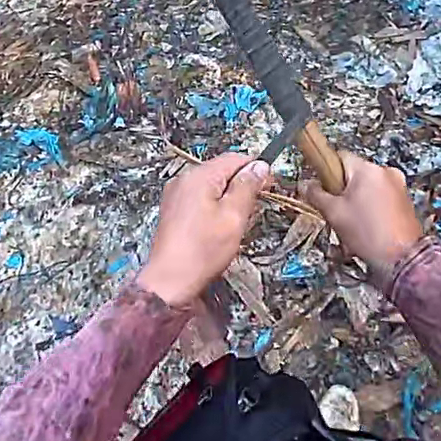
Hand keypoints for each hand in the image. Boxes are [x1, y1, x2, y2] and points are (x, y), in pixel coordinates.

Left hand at [137, 153, 271, 312]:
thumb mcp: (234, 215)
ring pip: (212, 185)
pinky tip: (220, 225)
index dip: (256, 169)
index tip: (270, 185)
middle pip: (222, 170)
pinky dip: (215, 205)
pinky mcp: (173, 210)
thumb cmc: (203, 250)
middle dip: (242, 184)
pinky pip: (200, 197)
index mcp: (199, 176)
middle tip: (255, 207)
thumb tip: (260, 165)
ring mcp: (176, 194)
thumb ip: (248, 187)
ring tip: (238, 220)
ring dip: (229, 196)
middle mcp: (184, 179)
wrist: (170, 281)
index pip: (235, 158)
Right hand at [305, 152, 423, 280]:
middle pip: (354, 175)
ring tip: (352, 227)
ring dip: (355, 203)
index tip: (321, 190)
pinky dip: (370, 210)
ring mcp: (398, 186)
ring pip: (367, 189)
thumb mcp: (334, 213)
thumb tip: (306, 184)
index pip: (339, 157)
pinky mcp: (404, 200)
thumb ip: (316, 195)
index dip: (326, 172)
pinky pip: (380, 199)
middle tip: (336, 214)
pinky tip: (366, 230)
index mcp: (368, 169)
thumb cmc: (367, 233)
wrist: (402, 258)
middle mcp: (386, 172)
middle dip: (342, 193)